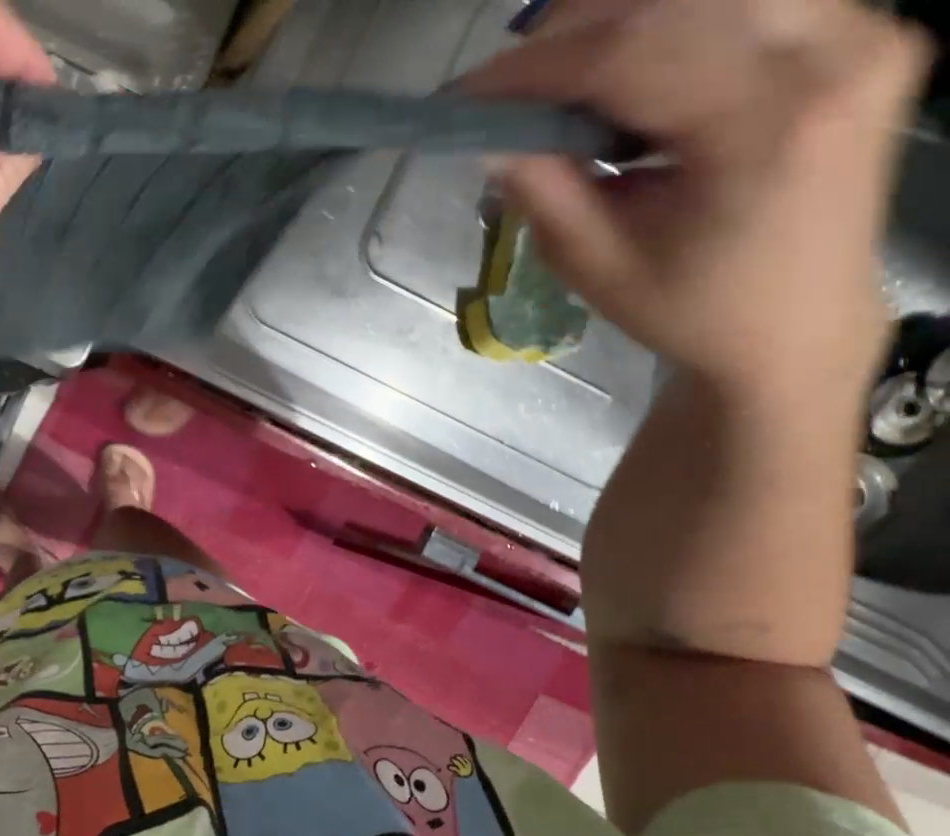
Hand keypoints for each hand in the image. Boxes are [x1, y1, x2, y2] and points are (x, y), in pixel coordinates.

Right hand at [462, 0, 931, 395]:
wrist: (798, 321)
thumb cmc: (692, 308)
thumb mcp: (594, 262)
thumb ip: (541, 187)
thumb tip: (489, 133)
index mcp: (768, 124)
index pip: (632, 51)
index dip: (535, 66)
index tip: (463, 96)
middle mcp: (832, 52)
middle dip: (571, 32)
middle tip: (511, 88)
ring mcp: (856, 29)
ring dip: (613, 24)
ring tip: (564, 83)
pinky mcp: (853, 27)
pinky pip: (732, 1)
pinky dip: (660, 24)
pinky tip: (626, 76)